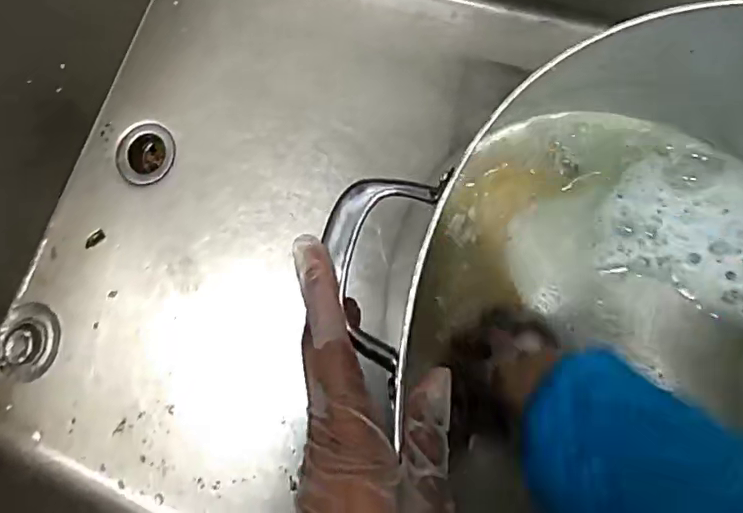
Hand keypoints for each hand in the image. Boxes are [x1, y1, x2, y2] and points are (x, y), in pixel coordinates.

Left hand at [294, 235, 452, 512]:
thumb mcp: (423, 497)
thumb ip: (426, 438)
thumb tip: (435, 380)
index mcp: (347, 434)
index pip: (328, 349)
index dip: (320, 296)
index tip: (307, 254)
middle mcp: (323, 441)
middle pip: (314, 362)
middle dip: (320, 314)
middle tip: (326, 274)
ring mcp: (318, 460)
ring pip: (320, 386)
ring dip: (333, 348)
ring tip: (352, 318)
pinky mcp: (322, 479)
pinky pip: (328, 414)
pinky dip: (341, 384)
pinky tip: (365, 392)